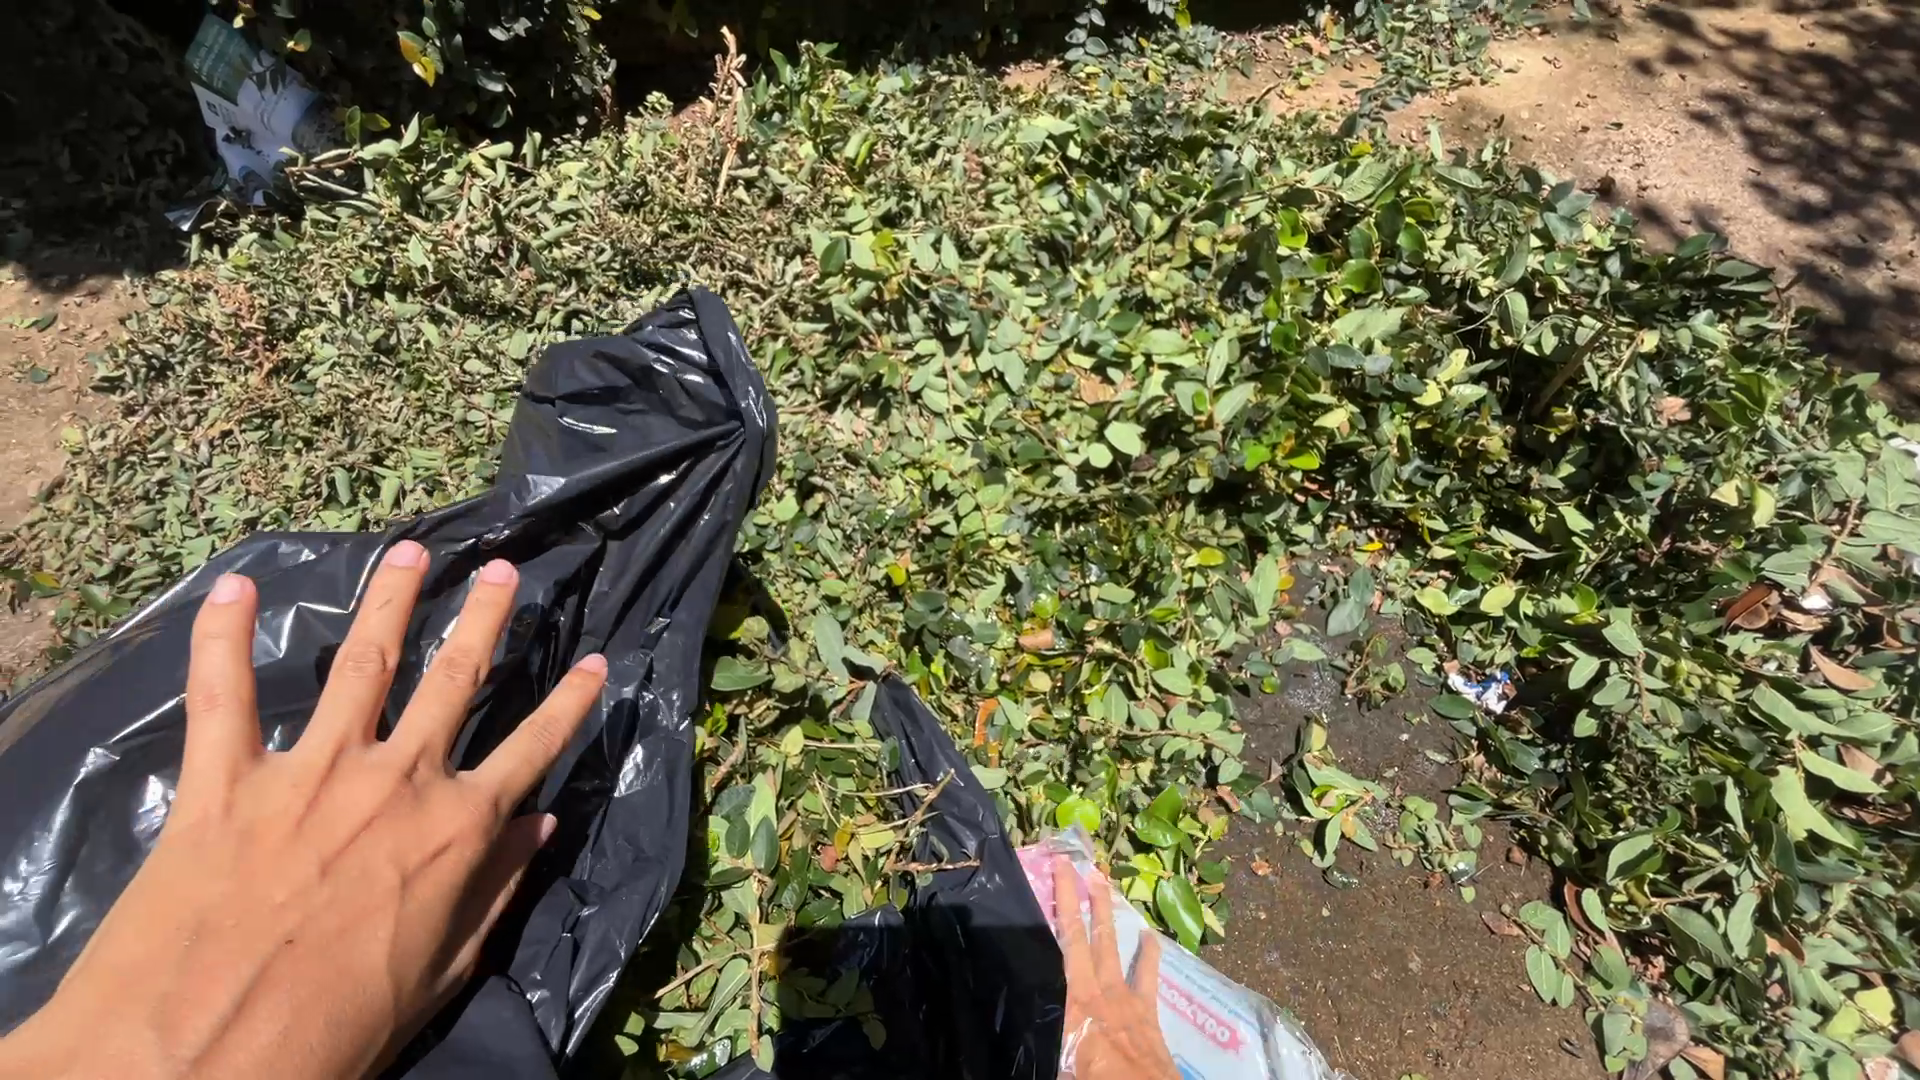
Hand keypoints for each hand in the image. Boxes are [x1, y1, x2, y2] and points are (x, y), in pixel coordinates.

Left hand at [0, 541, 606, 1079]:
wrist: (187, 1071)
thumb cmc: (337, 1027)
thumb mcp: (446, 965)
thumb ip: (499, 884)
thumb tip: (543, 822)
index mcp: (459, 826)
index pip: (537, 744)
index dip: (574, 699)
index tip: (599, 659)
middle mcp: (400, 780)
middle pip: (457, 679)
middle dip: (487, 618)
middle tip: (505, 570)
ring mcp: (314, 774)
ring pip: (364, 666)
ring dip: (393, 602)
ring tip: (413, 551)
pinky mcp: (226, 786)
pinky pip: (222, 700)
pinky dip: (222, 640)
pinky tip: (233, 587)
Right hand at [1052, 855, 1179, 1079]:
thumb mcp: (1057, 1060)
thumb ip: (1044, 1033)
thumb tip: (1021, 1016)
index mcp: (1069, 1003)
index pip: (1056, 948)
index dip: (1049, 913)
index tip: (1040, 884)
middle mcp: (1094, 991)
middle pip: (1079, 936)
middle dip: (1072, 898)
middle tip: (1068, 863)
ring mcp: (1123, 998)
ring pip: (1111, 945)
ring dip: (1105, 911)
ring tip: (1101, 878)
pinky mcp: (1145, 1012)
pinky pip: (1147, 977)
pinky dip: (1149, 954)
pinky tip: (1150, 933)